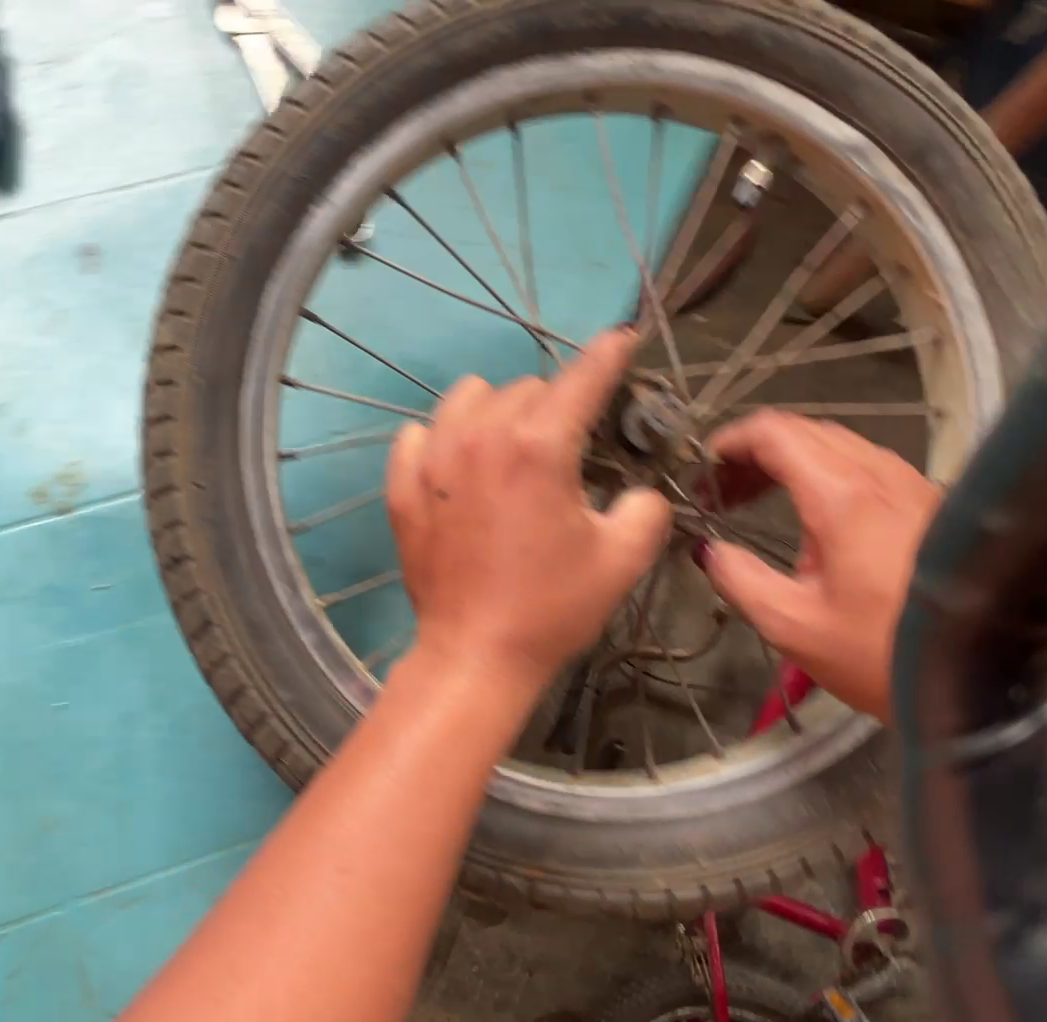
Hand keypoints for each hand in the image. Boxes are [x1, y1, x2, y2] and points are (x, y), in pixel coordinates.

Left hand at [387, 330, 672, 688]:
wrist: (474, 655)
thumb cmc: (551, 608)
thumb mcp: (622, 559)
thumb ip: (644, 506)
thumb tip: (634, 489)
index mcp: (539, 448)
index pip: (582, 378)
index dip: (608, 354)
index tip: (622, 340)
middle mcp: (480, 438)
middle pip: (526, 389)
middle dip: (555, 408)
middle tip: (567, 448)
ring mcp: (432, 459)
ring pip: (468, 398)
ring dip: (497, 411)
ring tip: (509, 447)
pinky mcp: (402, 486)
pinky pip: (419, 434)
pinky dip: (442, 438)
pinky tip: (457, 467)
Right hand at [698, 410, 940, 720]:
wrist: (985, 682)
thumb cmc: (881, 653)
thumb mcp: (791, 625)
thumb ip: (739, 578)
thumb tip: (710, 550)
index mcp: (843, 497)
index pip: (777, 434)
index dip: (732, 441)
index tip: (702, 467)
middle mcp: (881, 477)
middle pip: (806, 432)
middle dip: (753, 453)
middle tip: (719, 491)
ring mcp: (911, 486)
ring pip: (836, 446)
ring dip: (786, 461)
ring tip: (750, 499)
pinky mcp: (928, 503)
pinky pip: (863, 466)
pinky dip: (818, 474)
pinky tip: (803, 514)